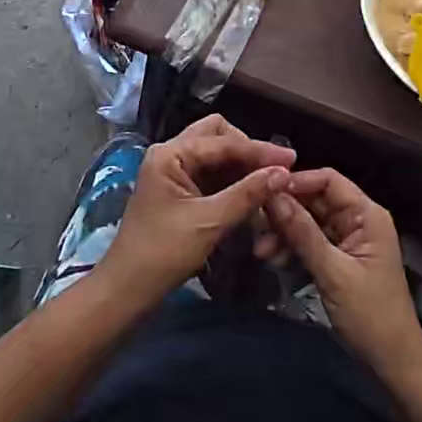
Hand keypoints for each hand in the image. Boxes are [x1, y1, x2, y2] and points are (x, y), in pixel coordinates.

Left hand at [95, 115, 296, 303]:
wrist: (129, 287)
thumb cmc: (164, 252)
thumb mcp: (209, 222)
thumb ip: (247, 194)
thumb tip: (283, 173)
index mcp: (170, 154)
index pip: (222, 141)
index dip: (258, 149)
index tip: (292, 160)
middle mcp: (170, 154)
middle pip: (217, 135)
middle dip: (247, 150)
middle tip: (275, 170)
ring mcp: (174, 171)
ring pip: (216, 154)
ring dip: (242, 166)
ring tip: (270, 182)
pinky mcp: (180, 190)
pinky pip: (212, 174)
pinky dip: (233, 181)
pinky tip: (252, 194)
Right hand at [265, 169, 421, 375]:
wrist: (392, 360)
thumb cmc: (370, 314)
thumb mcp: (333, 272)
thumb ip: (303, 233)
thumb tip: (273, 198)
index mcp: (366, 215)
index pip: (328, 180)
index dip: (296, 182)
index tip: (264, 194)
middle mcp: (357, 220)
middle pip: (313, 199)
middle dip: (284, 212)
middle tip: (255, 226)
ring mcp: (346, 239)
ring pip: (306, 221)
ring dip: (283, 232)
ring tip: (262, 252)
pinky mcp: (337, 257)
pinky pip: (308, 240)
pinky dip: (290, 247)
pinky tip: (272, 260)